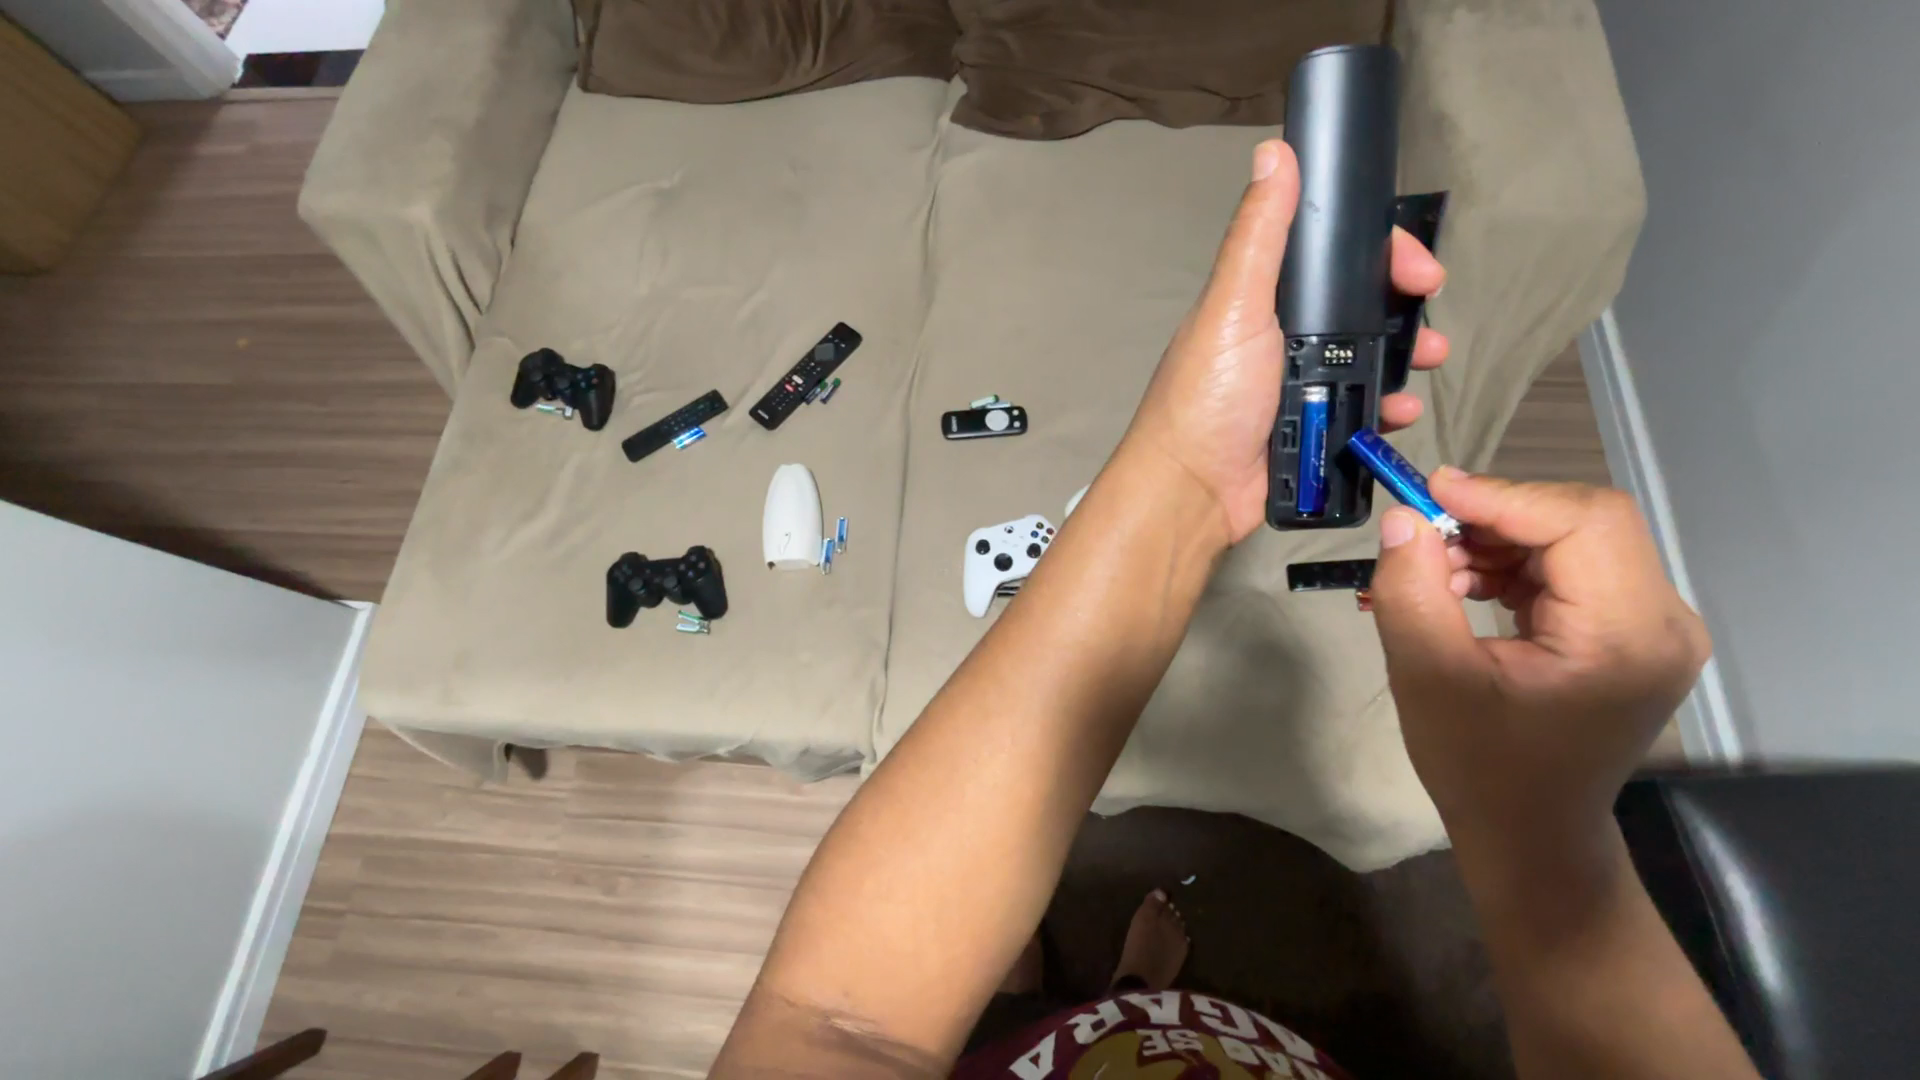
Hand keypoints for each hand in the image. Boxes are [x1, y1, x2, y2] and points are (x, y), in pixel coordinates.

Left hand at [1123, 139, 1450, 542]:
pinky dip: (1385, 408)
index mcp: (1259, 303)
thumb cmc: (1206, 396)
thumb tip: (1274, 154)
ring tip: (1427, 367)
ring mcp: (1294, 388)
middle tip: (1431, 326)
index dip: (1377, 256)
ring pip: (1366, 360)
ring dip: (1404, 359)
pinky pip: (1360, 411)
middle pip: (1358, 311)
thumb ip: (1258, 236)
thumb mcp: (1232, 307)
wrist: (1194, 489)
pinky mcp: (1308, 431)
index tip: (1417, 268)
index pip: (1330, 262)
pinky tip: (1397, 414)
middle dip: (1403, 312)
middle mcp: (1278, 340)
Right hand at [1368, 472, 1712, 857]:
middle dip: (1497, 516)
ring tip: (1434, 568)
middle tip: (1424, 533)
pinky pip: (1572, 570)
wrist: (1528, 832)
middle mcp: (1660, 622)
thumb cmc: (1477, 764)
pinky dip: (1512, 564)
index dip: (1504, 495)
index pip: (1583, 522)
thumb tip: (1401, 517)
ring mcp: (1650, 628)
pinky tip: (1462, 584)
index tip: (1427, 492)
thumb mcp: (1428, 676)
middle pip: (1585, 523)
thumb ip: (1412, 590)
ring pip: (1576, 539)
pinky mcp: (1626, 634)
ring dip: (1499, 539)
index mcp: (1625, 636)